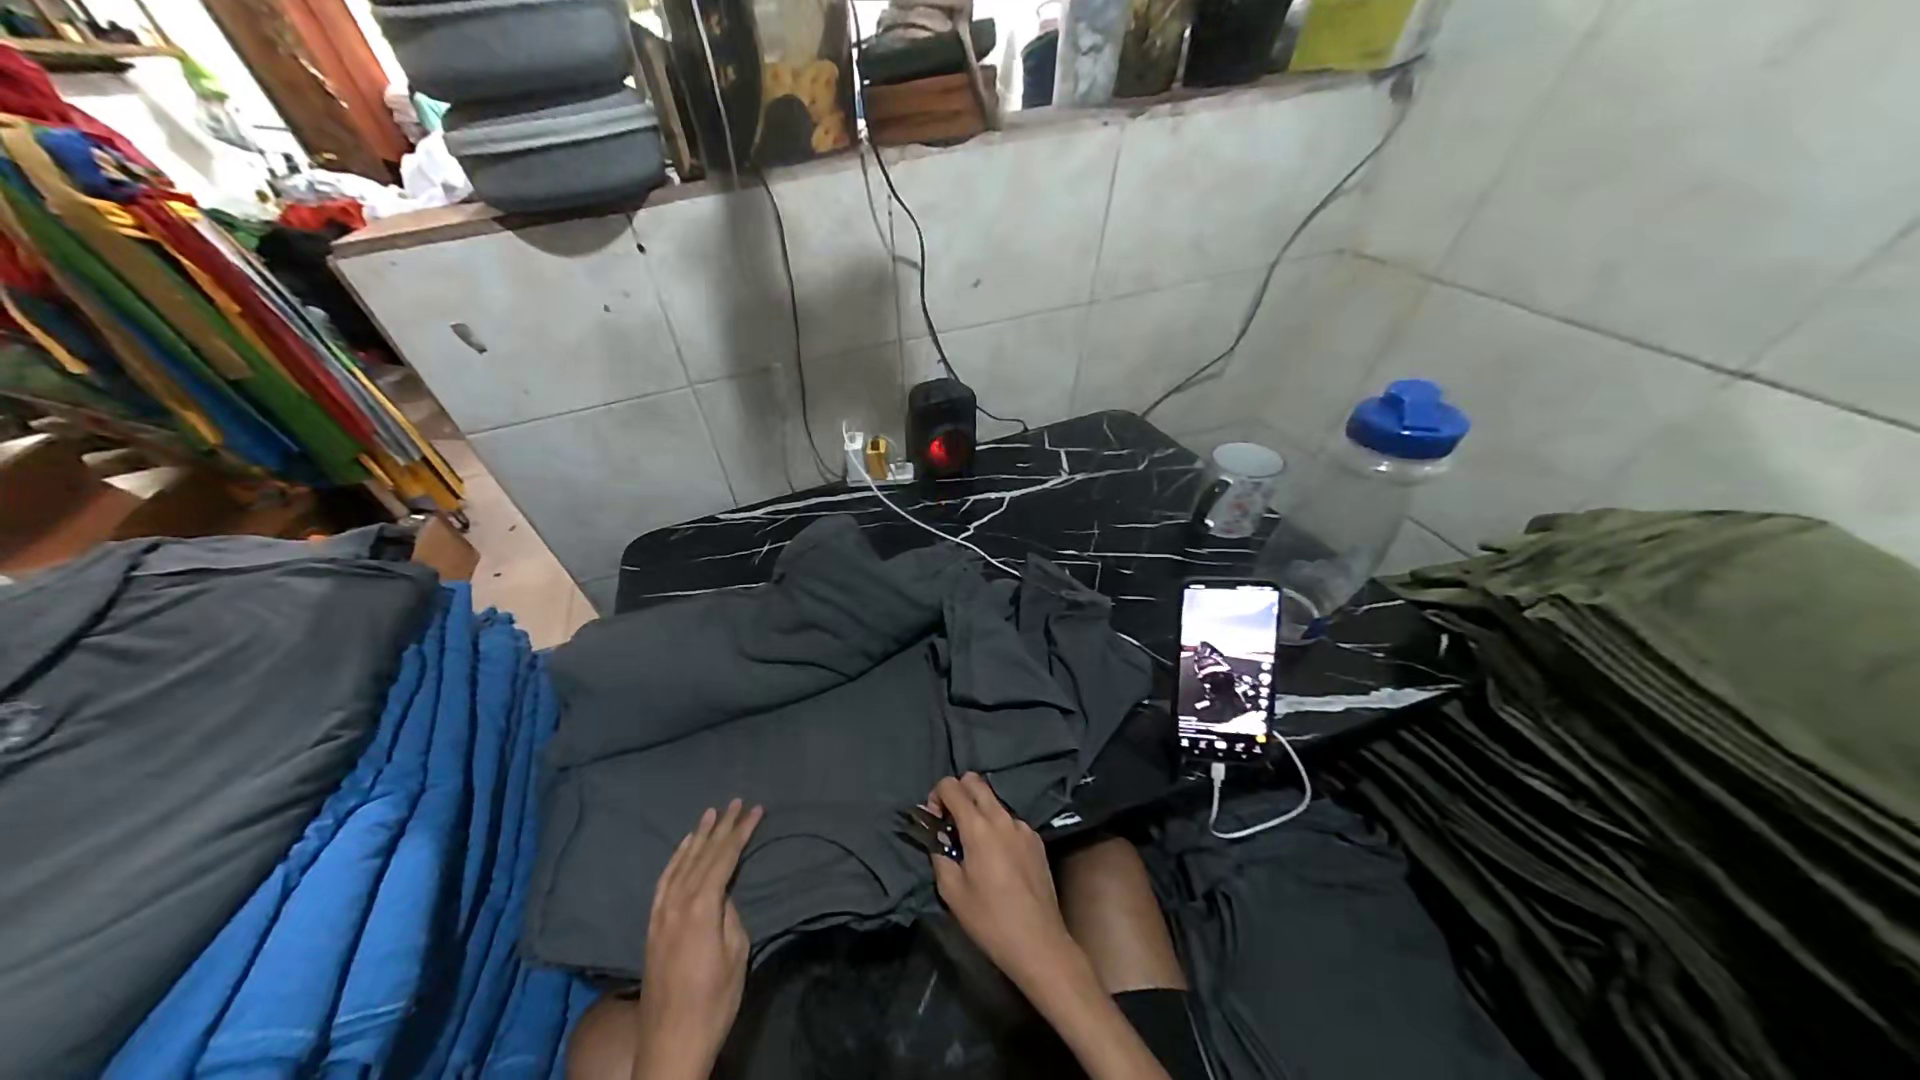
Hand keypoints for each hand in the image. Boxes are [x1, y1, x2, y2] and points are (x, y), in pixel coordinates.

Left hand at [633, 798, 762, 1079]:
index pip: (724, 857)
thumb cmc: (714, 1000)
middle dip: (721, 827)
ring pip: (681, 864)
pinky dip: (675, 860)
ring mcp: (660, 914)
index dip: (741, 832)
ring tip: (710, 814)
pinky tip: (683, 849)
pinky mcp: (652, 926)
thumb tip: (724, 895)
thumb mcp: (736, 953)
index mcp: (701, 907)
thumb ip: (730, 915)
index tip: (756, 810)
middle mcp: (677, 903)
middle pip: (702, 855)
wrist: (670, 1041)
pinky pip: (664, 881)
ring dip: (697, 837)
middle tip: (735, 801)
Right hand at [925, 773, 1082, 993]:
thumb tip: (938, 836)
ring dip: (978, 811)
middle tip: (950, 825)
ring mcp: (1023, 827)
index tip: (935, 821)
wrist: (1038, 942)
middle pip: (975, 781)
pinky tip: (998, 859)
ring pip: (994, 802)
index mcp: (979, 826)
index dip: (936, 796)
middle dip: (958, 793)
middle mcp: (1003, 818)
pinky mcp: (1036, 840)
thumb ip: (940, 854)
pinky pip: (1010, 821)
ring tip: (974, 846)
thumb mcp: (951, 891)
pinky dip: (997, 828)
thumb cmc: (989, 919)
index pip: (951, 786)